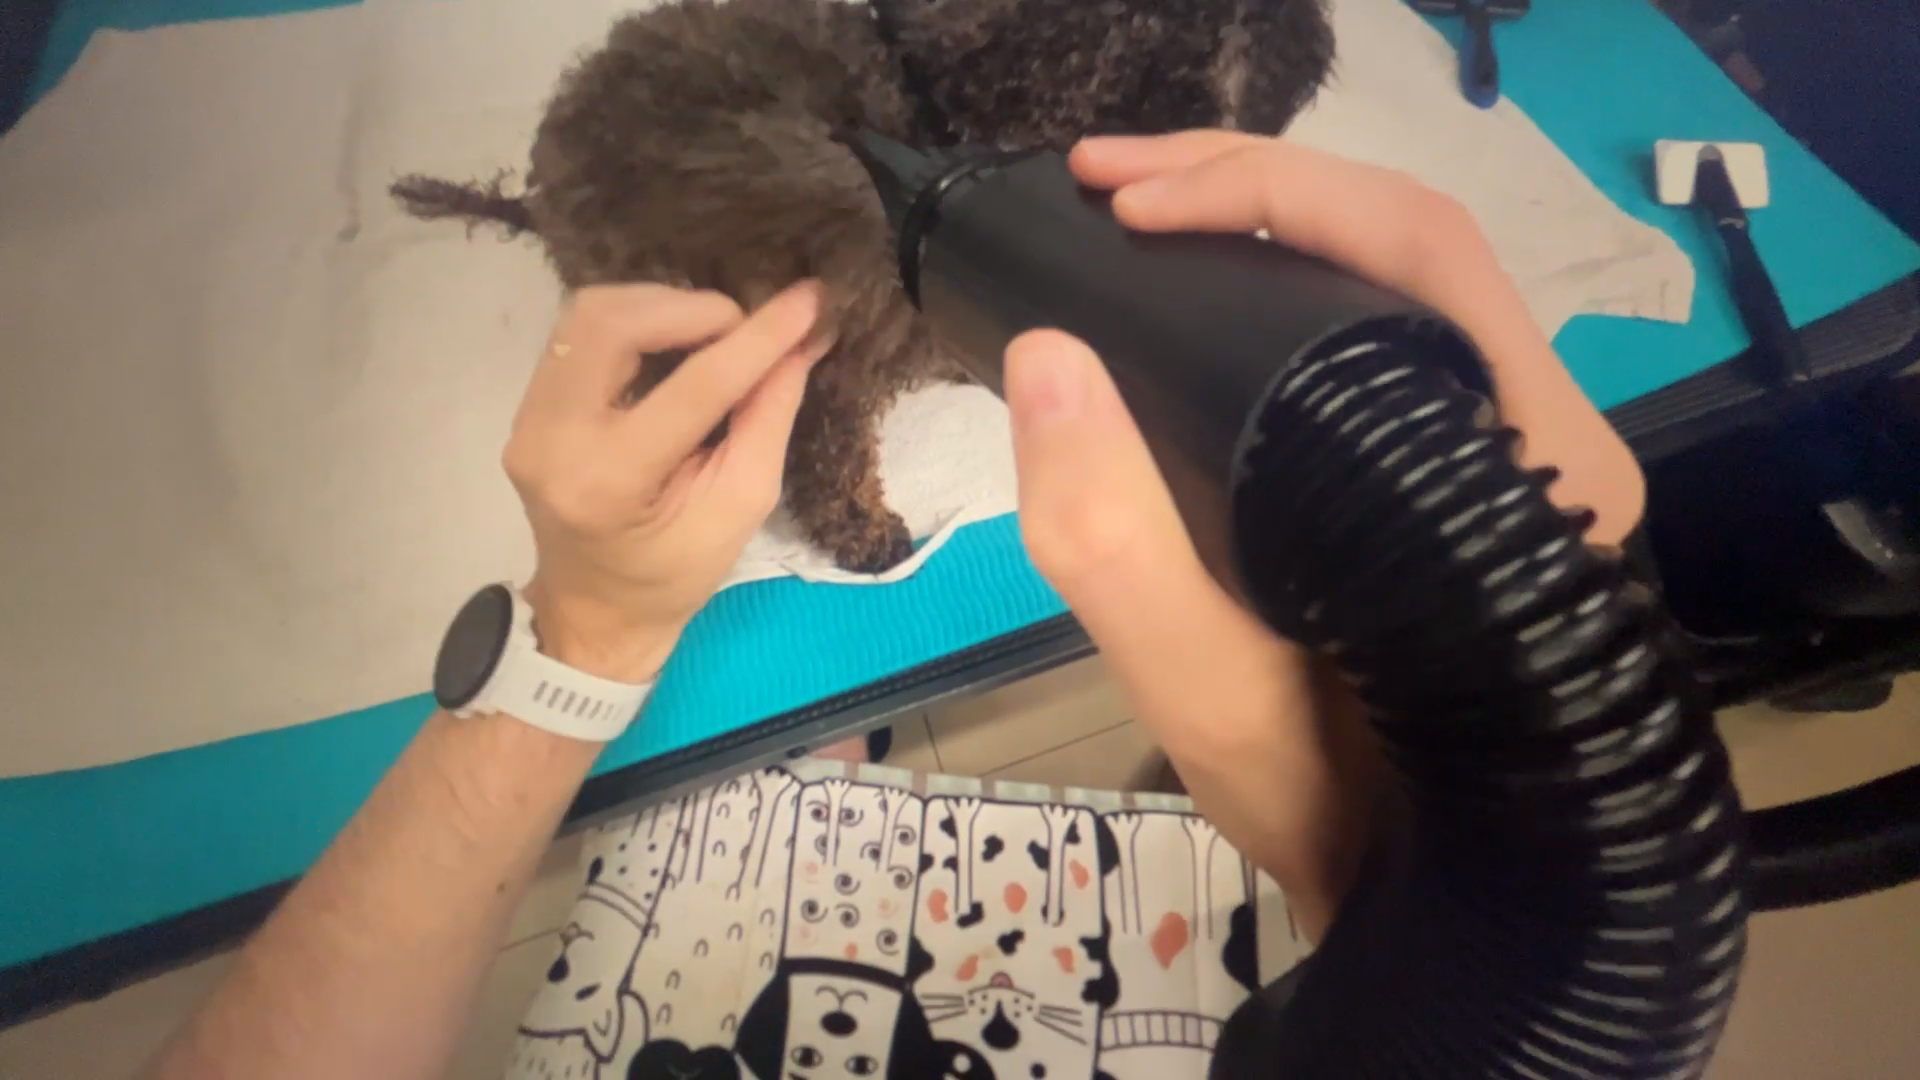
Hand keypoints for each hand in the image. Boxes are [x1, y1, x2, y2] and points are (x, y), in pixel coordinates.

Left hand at [506, 281, 829, 681]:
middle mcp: (550, 439)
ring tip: (716, 336)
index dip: (758, 340)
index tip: (809, 302)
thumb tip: (802, 344)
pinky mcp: (528, 408)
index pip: (693, 387)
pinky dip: (639, 326)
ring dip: (664, 309)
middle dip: (695, 309)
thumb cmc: (678, 574)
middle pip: (612, 322)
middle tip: (747, 329)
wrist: (599, 610)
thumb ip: (769, 419)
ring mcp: (527, 419)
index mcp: (610, 482)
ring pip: (590, 316)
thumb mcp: (741, 506)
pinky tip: (676, 348)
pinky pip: (582, 336)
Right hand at [1003, 132, 1647, 935]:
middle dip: (1241, 183)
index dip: (1263, 194)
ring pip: (1368, 282)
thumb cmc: (1316, 793)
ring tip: (1123, 214)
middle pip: (1391, 243)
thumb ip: (1115, 543)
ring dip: (1245, 225)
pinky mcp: (1422, 472)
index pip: (1410, 253)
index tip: (1123, 206)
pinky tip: (1173, 298)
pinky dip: (1253, 293)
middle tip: (1100, 181)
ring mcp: (1477, 447)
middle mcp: (1519, 431)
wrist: (1400, 871)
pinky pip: (1347, 342)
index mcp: (1508, 463)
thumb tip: (1042, 352)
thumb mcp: (1199, 688)